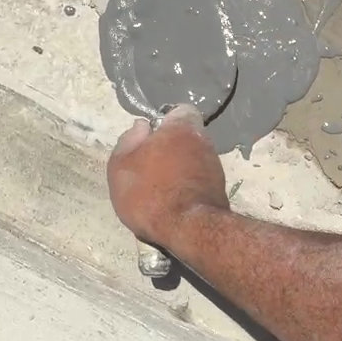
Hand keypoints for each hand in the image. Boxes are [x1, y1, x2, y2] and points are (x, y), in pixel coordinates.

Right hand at [107, 104, 228, 248]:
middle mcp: (204, 141)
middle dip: (171, 147)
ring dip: (180, 167)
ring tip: (162, 187)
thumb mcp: (121, 165)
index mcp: (181, 128)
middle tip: (152, 165)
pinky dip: (188, 184)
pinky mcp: (220, 188)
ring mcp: (215, 165)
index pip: (181, 111)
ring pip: (194, 158)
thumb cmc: (149, 193)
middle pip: (186, 137)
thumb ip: (129, 140)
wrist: (188, 229)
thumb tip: (142, 126)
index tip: (152, 136)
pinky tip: (175, 200)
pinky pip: (199, 178)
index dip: (166, 121)